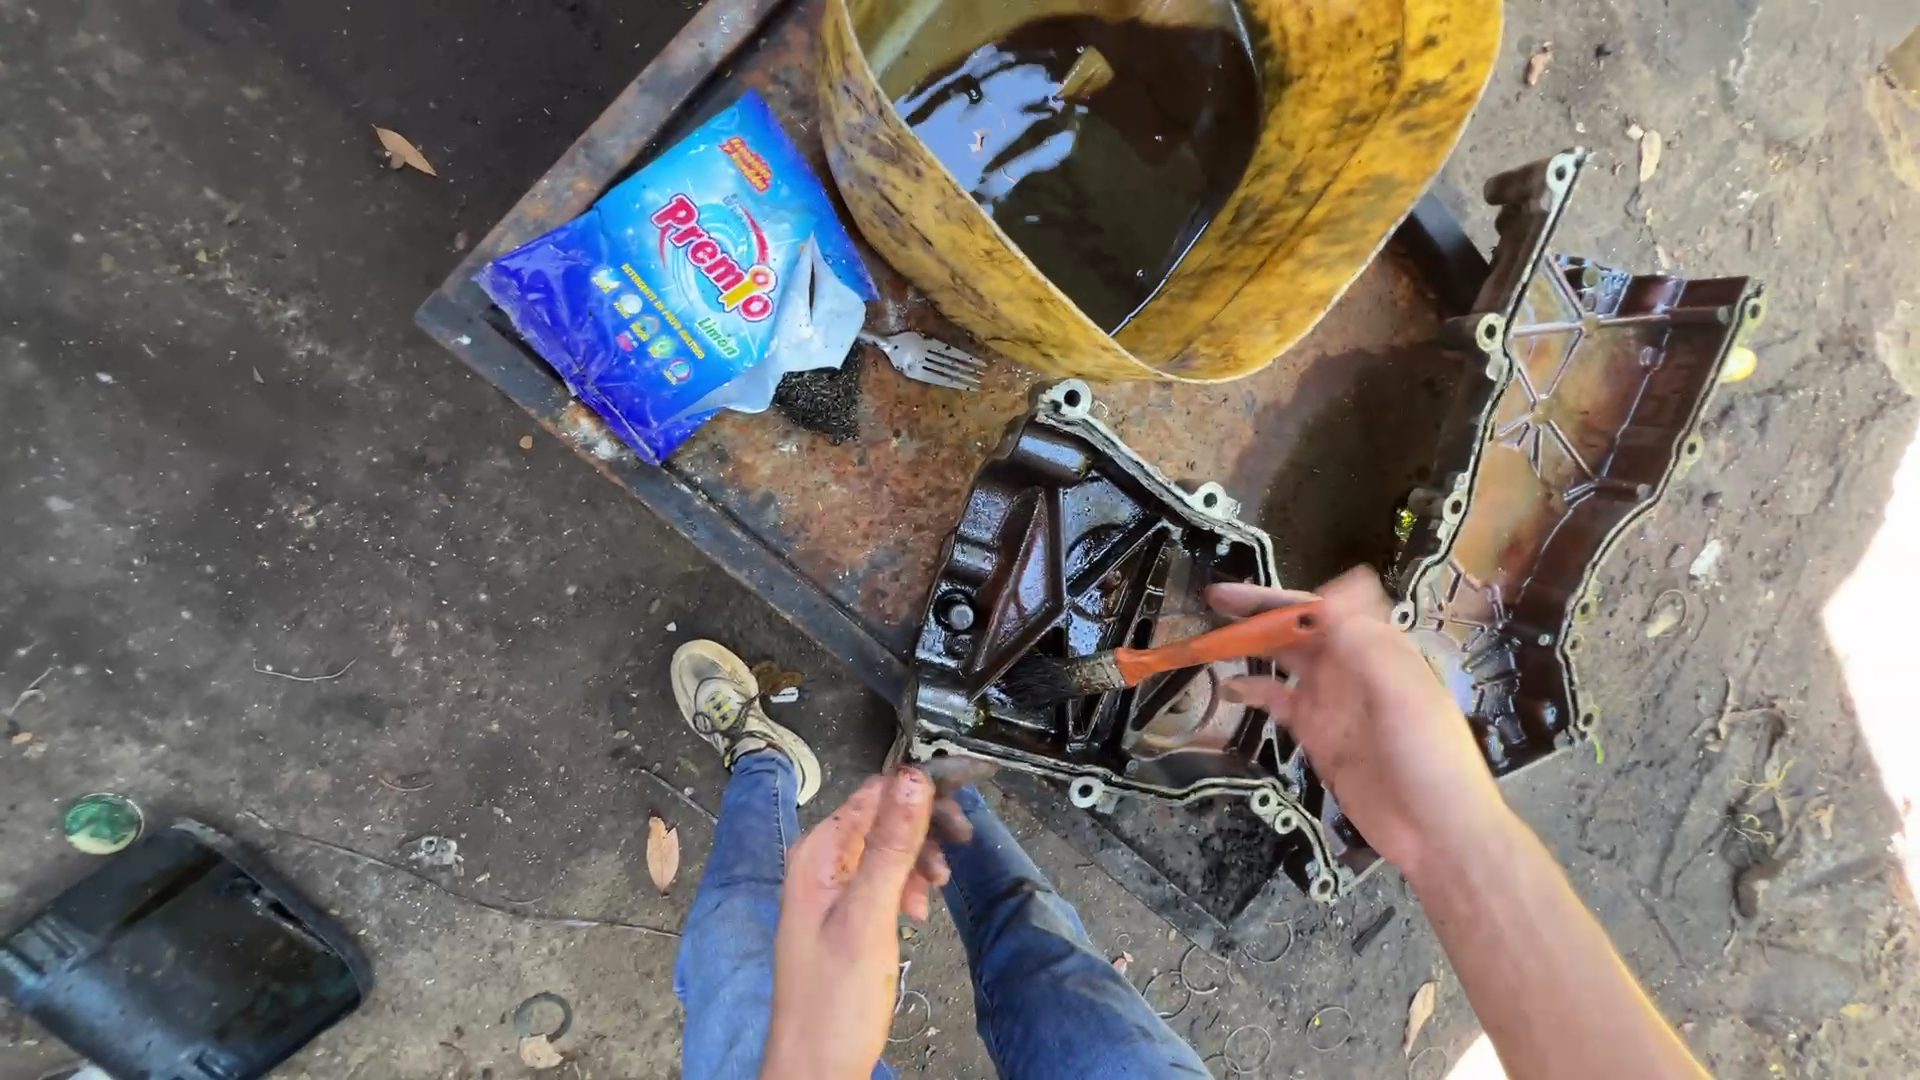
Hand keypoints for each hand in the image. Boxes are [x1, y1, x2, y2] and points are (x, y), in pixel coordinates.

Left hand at [762, 768, 945, 1079]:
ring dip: (920, 858)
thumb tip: (914, 779)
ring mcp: (833, 884)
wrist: (816, 1071)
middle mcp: (822, 858)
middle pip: (885, 816)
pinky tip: (919, 907)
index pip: (876, 793)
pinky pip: (884, 875)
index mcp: (819, 850)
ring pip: (889, 845)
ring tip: (937, 889)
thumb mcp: (870, 916)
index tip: (960, 802)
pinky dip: (909, 883)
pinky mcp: (847, 908)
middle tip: (960, 843)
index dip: (920, 792)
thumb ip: (892, 846)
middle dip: (925, 827)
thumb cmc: (835, 1000)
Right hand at [1206, 566, 1512, 881]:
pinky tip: (1228, 687)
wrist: (1436, 833)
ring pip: (1281, 658)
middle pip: (1294, 628)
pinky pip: (1275, 699)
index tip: (1242, 593)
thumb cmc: (1430, 758)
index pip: (1319, 608)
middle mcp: (1348, 665)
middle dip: (1256, 612)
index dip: (1280, 598)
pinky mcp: (1314, 730)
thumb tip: (1322, 601)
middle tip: (1215, 600)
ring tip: (1211, 638)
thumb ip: (1363, 644)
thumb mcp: (1404, 694)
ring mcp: (1328, 698)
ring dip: (1249, 644)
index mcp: (1374, 648)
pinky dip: (1250, 689)